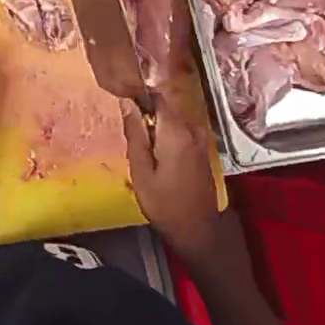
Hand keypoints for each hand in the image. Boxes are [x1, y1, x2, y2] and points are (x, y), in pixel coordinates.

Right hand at [121, 98, 218, 256]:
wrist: (197, 228)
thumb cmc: (164, 203)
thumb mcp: (141, 171)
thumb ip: (135, 135)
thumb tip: (127, 104)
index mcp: (176, 132)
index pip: (158, 98)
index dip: (140, 96)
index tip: (123, 102)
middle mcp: (192, 129)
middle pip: (166, 107)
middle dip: (146, 113)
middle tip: (128, 130)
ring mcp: (200, 139)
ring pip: (172, 120)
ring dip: (155, 126)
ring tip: (139, 143)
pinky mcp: (201, 149)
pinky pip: (180, 131)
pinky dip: (165, 135)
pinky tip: (154, 153)